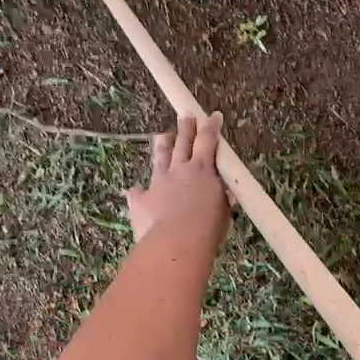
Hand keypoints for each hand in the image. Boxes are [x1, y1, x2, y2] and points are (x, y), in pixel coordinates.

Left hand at [125, 113, 230, 243]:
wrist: (176, 243)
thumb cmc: (208, 228)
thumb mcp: (223, 212)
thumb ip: (220, 200)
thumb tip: (224, 196)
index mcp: (202, 170)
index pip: (207, 141)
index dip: (211, 127)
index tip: (213, 116)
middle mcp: (179, 171)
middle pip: (182, 143)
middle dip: (185, 128)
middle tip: (186, 116)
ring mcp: (157, 183)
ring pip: (160, 159)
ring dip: (162, 146)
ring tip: (162, 135)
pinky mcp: (141, 201)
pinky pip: (138, 192)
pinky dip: (138, 190)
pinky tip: (134, 189)